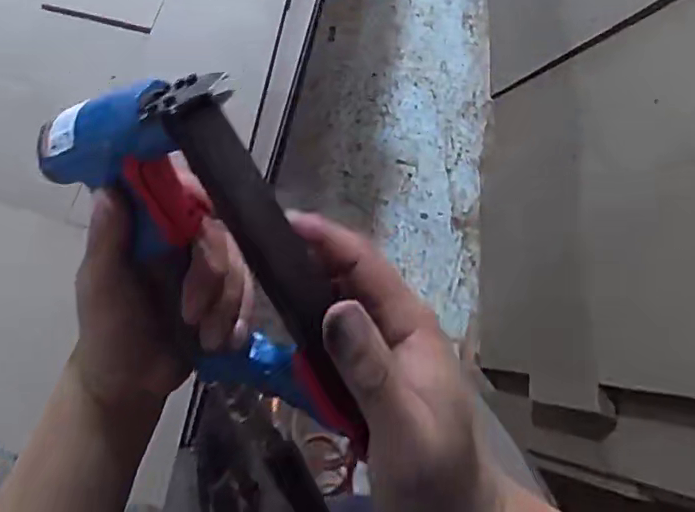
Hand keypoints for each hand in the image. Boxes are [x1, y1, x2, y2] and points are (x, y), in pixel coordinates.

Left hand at [71, 162, 254, 415]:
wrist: (132, 386)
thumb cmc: (107, 328)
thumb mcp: (100, 285)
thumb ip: (106, 239)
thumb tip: (108, 189)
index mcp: (150, 221)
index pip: (180, 187)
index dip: (197, 197)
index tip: (198, 229)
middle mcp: (181, 232)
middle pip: (218, 227)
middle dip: (213, 273)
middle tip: (191, 314)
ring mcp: (206, 259)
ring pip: (238, 259)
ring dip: (226, 303)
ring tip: (205, 339)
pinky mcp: (226, 287)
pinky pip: (249, 288)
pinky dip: (240, 317)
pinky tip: (223, 342)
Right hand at [289, 212, 508, 511]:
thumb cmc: (435, 473)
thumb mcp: (403, 426)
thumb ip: (370, 370)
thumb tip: (334, 307)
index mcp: (409, 321)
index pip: (364, 262)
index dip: (326, 237)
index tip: (284, 222)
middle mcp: (393, 321)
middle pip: (345, 272)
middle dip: (307, 254)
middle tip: (259, 248)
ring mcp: (378, 342)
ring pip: (334, 297)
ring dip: (302, 283)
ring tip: (262, 273)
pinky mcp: (364, 365)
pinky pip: (329, 330)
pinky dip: (305, 317)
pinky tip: (281, 316)